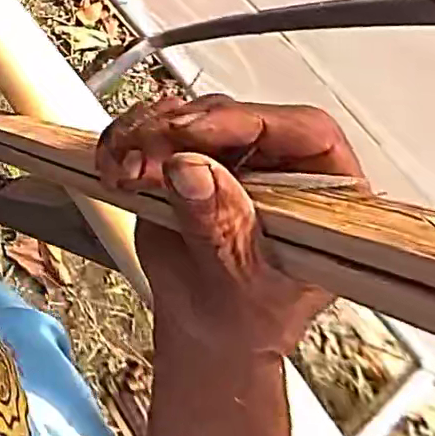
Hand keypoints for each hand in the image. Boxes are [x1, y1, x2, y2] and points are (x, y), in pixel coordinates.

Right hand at [95, 94, 365, 359]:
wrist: (203, 322)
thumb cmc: (245, 312)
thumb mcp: (241, 280)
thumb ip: (219, 226)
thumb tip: (191, 170)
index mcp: (320, 191)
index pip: (299, 129)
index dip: (243, 121)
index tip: (189, 133)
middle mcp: (274, 161)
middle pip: (225, 115)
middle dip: (173, 134)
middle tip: (146, 167)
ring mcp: (224, 153)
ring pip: (180, 113)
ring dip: (140, 135)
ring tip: (126, 175)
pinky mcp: (180, 151)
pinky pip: (147, 123)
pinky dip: (122, 139)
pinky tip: (113, 166)